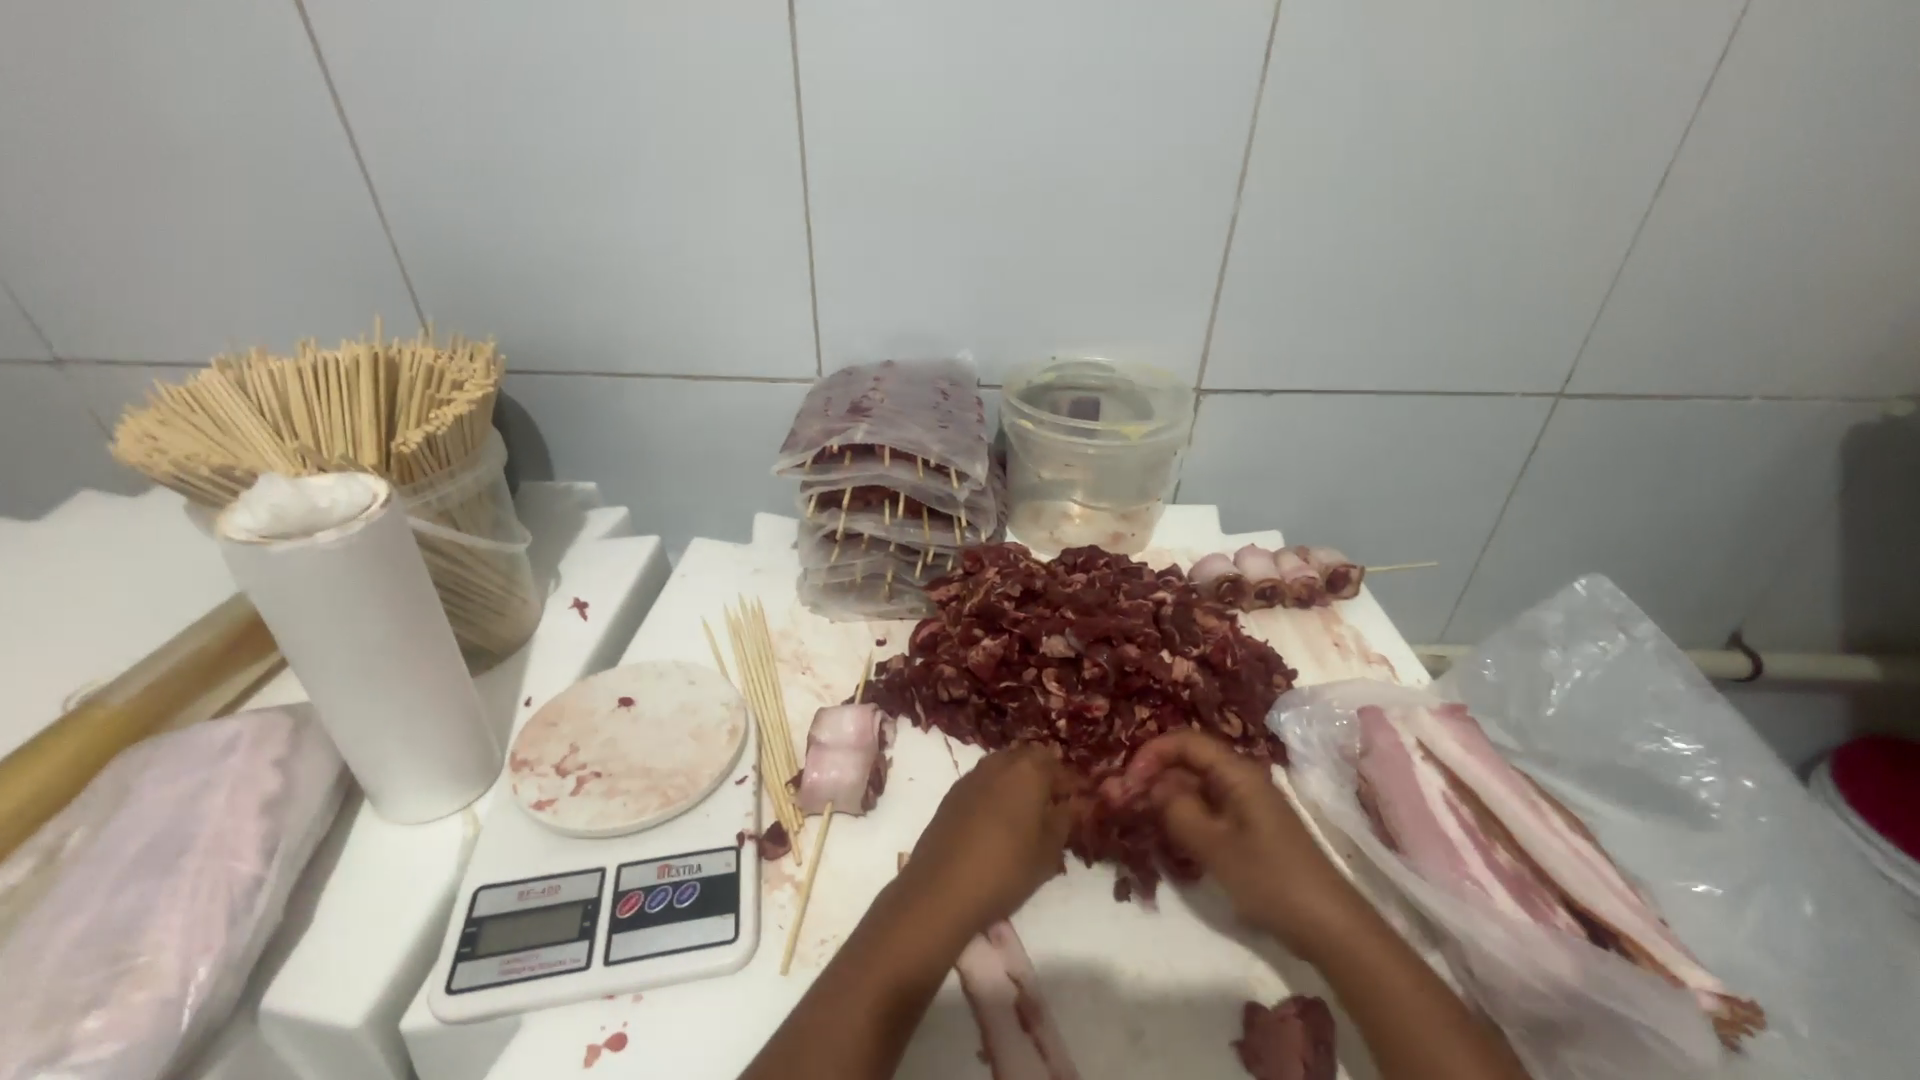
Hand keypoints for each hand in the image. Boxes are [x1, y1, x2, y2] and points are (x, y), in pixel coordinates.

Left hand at [901, 745, 1073, 936]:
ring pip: (1002, 767)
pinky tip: (999, 818)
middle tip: (1055, 803)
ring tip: (1028, 811)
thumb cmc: (1006, 869)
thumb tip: (1072, 803)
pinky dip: (996, 791)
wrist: (941, 889)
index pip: (1056, 764)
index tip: (1080, 799)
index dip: (1070, 781)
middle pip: (1027, 758)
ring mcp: (971, 777)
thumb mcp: (1047, 852)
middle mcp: (998, 764)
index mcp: (1028, 771)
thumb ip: (1063, 821)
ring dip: (1018, 781)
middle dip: (1043, 774)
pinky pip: (982, 782)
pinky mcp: (951, 795)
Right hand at [1116, 731, 1360, 955]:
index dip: (1151, 754)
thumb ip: (1175, 808)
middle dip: (1152, 776)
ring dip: (1164, 798)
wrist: (1327, 925)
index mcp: (1237, 772)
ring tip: (1136, 819)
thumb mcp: (1213, 844)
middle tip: (1121, 803)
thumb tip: (1149, 785)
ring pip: (1195, 788)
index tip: (1127, 783)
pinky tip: (1167, 838)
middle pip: (1188, 762)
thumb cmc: (1270, 878)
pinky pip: (1207, 810)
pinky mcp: (1248, 830)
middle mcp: (1241, 780)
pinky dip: (1183, 817)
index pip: (1185, 742)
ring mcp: (1246, 806)